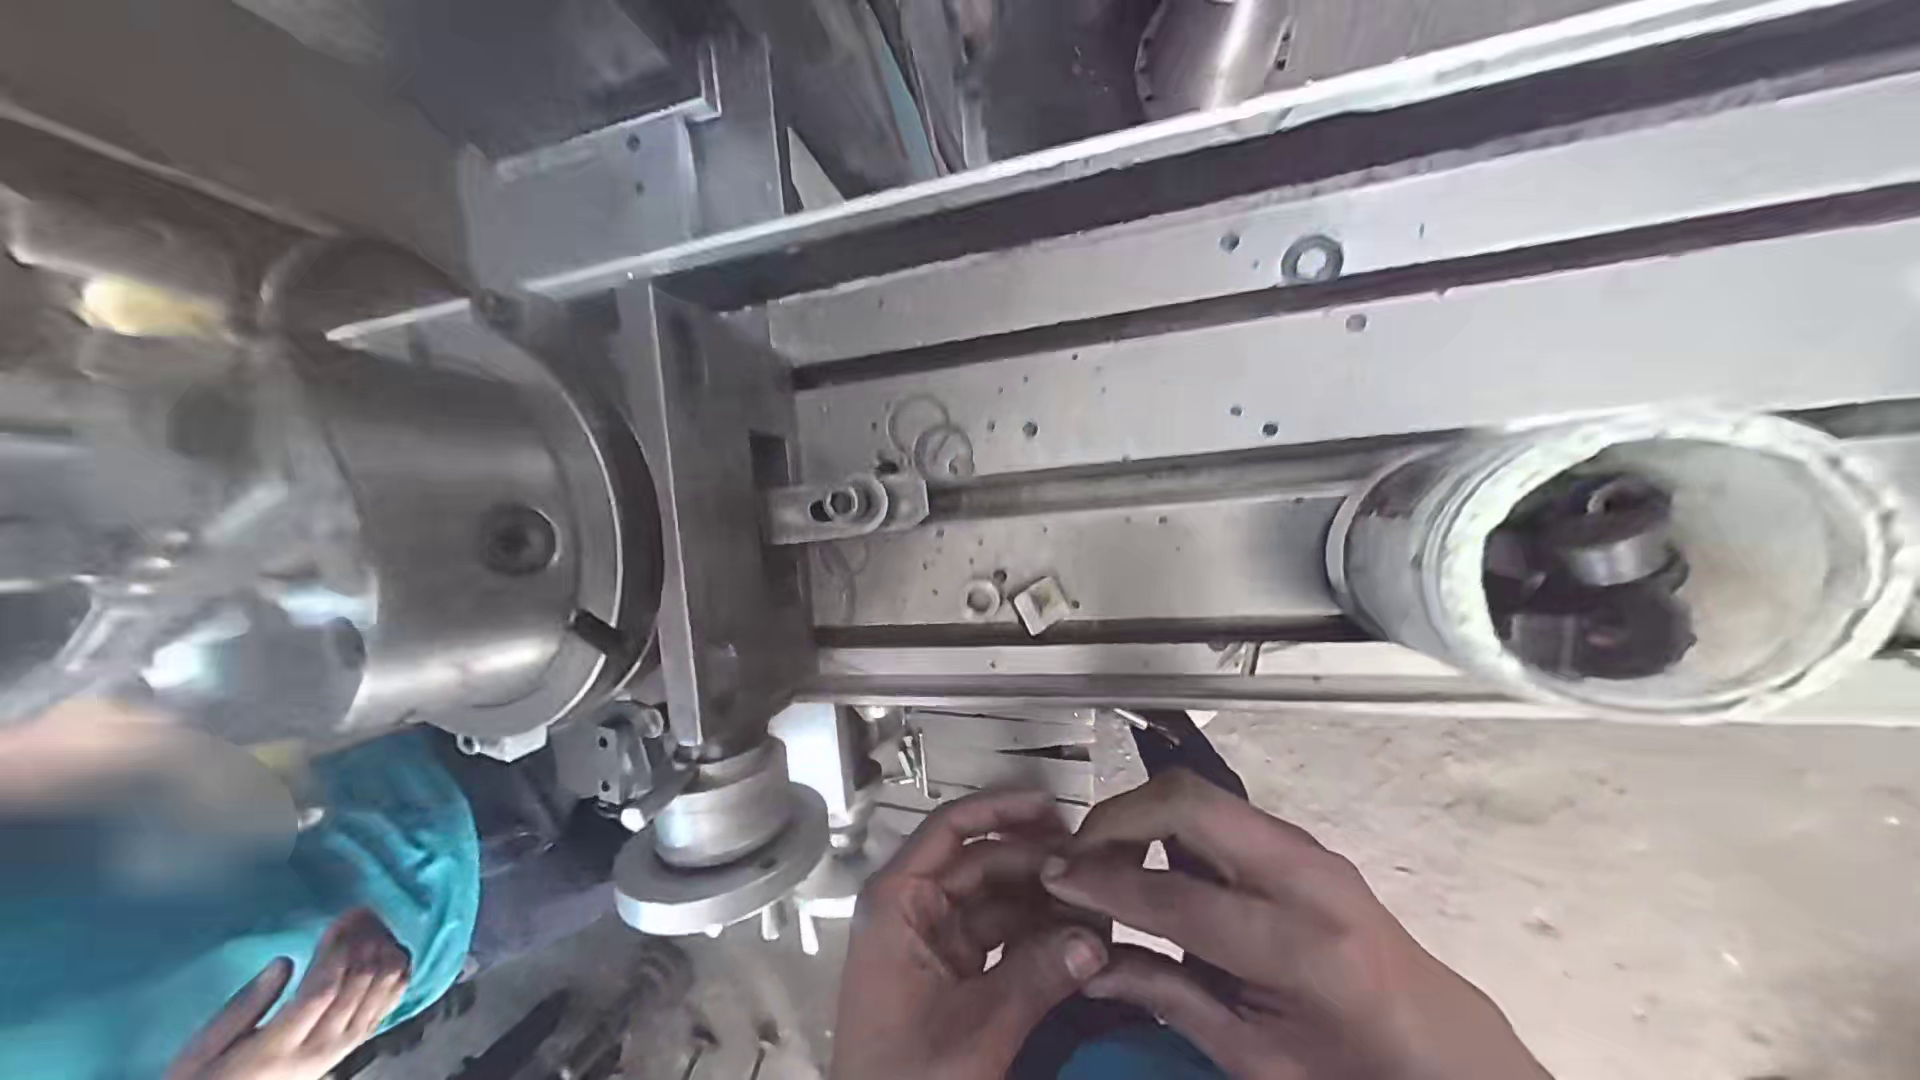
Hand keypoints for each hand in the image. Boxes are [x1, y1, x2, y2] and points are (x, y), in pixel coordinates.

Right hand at [165, 908, 411, 1079]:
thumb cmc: (204, 1078)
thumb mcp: (201, 1052)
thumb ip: (242, 1007)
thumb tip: (283, 962)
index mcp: (278, 1048)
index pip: (325, 989)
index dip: (339, 948)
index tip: (340, 918)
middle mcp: (323, 1046)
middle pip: (362, 980)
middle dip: (365, 937)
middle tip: (359, 911)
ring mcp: (348, 1043)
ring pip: (387, 983)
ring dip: (385, 945)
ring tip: (371, 922)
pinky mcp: (361, 1040)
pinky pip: (395, 995)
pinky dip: (398, 964)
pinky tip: (388, 944)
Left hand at [830, 789, 1109, 1079]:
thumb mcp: (974, 1030)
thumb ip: (1037, 977)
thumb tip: (1096, 937)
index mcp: (897, 900)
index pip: (950, 829)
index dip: (1000, 809)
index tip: (1050, 806)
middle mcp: (912, 905)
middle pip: (979, 860)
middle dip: (1033, 861)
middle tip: (1088, 865)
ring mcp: (931, 935)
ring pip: (993, 895)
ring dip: (1039, 897)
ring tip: (1090, 901)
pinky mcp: (949, 966)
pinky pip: (996, 930)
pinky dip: (1032, 930)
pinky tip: (1072, 934)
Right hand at [1040, 771, 1550, 1079]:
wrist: (1453, 1053)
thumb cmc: (1357, 1076)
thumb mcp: (1261, 1062)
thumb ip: (1169, 998)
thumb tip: (1087, 962)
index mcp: (1308, 949)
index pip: (1180, 897)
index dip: (1105, 884)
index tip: (1054, 880)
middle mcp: (1308, 875)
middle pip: (1187, 803)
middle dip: (1115, 819)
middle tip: (1074, 858)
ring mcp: (1306, 846)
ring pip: (1196, 792)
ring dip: (1136, 813)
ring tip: (1102, 857)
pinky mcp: (1296, 838)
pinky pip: (1212, 808)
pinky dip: (1164, 820)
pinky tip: (1147, 858)